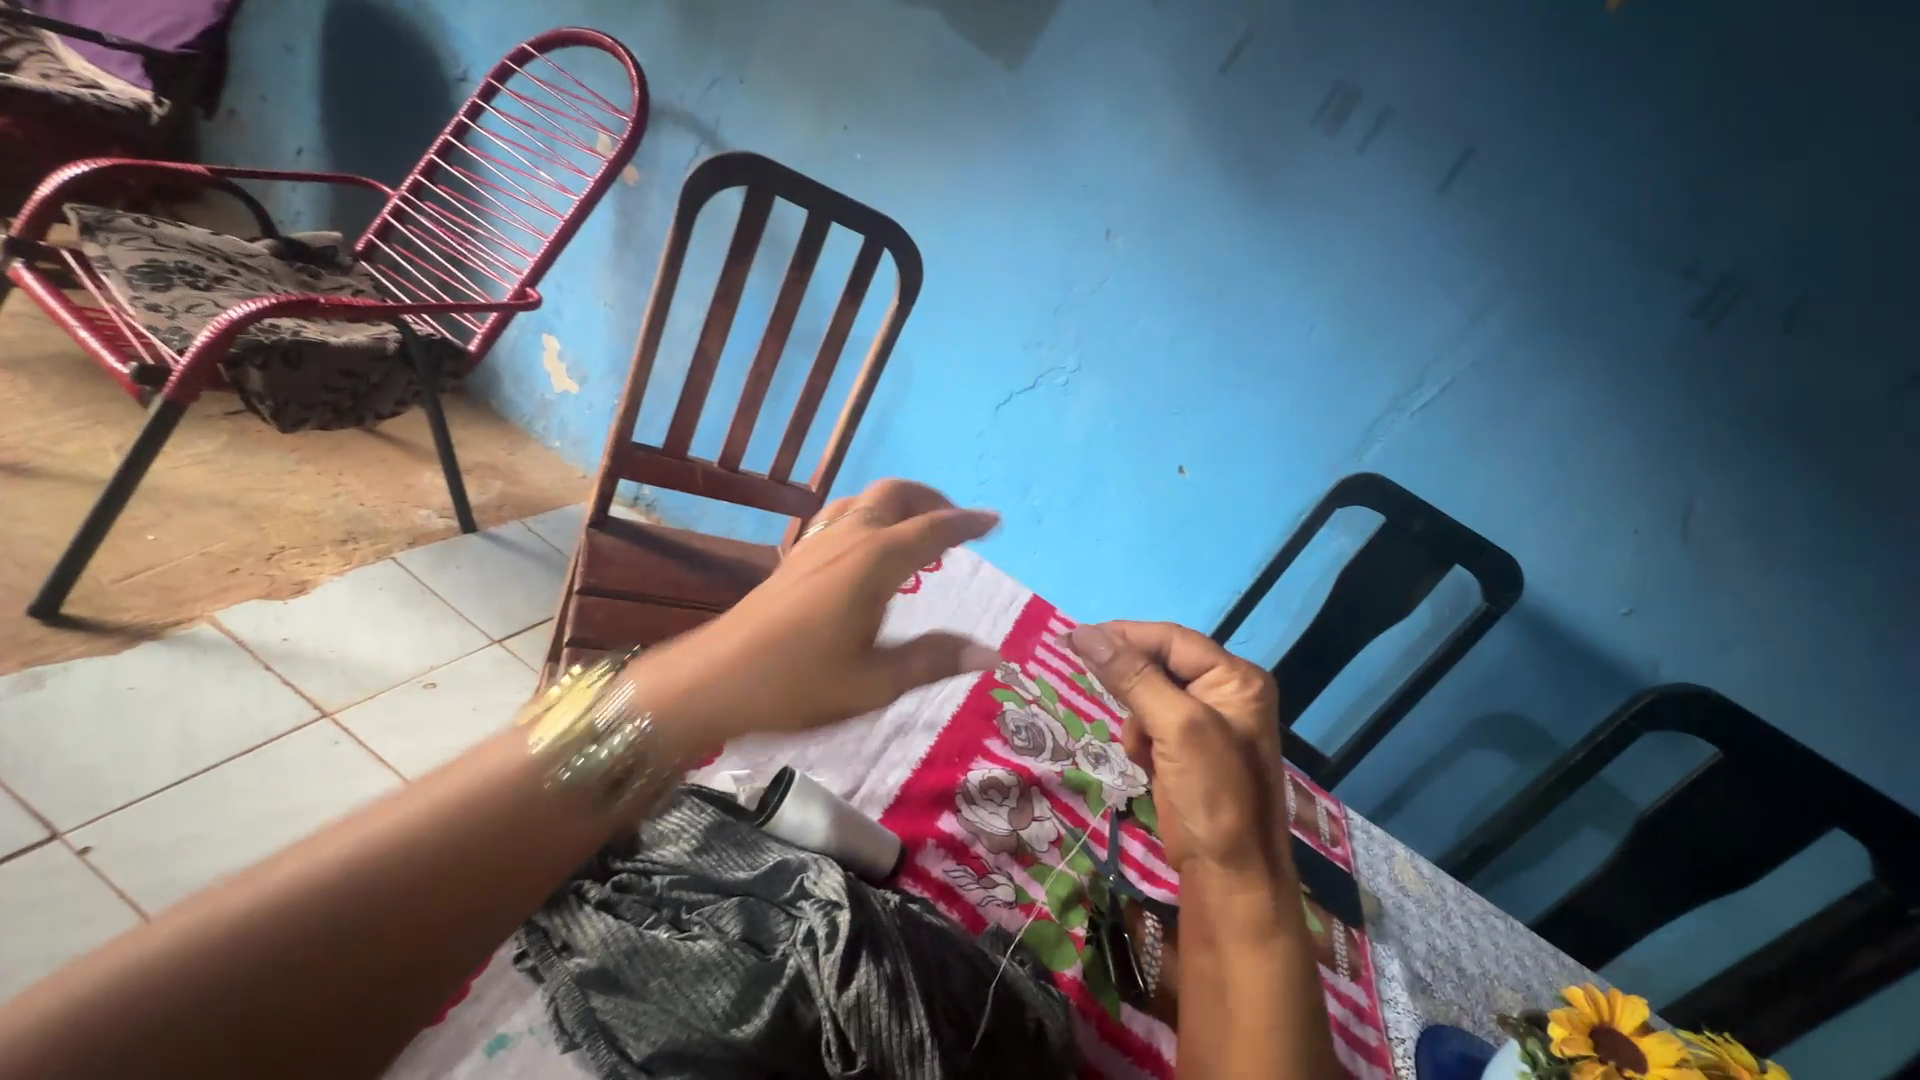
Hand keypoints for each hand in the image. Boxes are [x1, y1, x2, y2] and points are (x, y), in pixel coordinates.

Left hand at [638, 479, 1002, 742]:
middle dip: (932, 500)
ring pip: (864, 500)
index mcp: (874, 562)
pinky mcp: (795, 557)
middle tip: (958, 522)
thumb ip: (934, 660)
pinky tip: (865, 546)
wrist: (714, 680)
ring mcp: (816, 544)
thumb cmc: (799, 684)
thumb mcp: (875, 682)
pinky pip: (841, 515)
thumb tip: (993, 653)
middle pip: (896, 495)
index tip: (993, 521)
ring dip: (898, 503)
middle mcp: (847, 539)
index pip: (933, 530)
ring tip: (917, 528)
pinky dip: (869, 515)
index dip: (967, 524)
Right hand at [1066, 621, 1289, 884]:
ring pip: (1150, 695)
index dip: (1124, 636)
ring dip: (1136, 718)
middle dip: (1131, 686)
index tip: (1074, 639)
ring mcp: (1210, 723)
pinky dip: (1141, 740)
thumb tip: (1082, 632)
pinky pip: (1152, 724)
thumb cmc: (1212, 796)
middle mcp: (1227, 692)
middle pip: (1161, 664)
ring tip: (1141, 749)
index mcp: (1237, 678)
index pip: (1172, 639)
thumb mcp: (1175, 727)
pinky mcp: (1191, 750)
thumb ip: (1132, 675)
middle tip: (1097, 692)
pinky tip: (1146, 764)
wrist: (1229, 877)